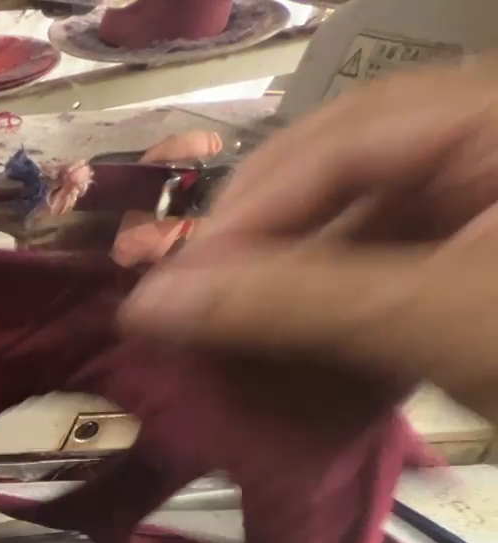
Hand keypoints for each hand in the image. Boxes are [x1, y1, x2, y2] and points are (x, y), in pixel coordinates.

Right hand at [119, 70, 497, 421]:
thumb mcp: (436, 321)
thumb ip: (281, 304)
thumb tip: (142, 307)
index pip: (344, 140)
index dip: (245, 212)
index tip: (173, 290)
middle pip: (341, 163)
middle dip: (252, 234)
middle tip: (189, 301)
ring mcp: (497, 201)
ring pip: (353, 215)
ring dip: (276, 274)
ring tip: (222, 328)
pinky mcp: (484, 258)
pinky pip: (378, 259)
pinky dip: (318, 301)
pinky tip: (280, 340)